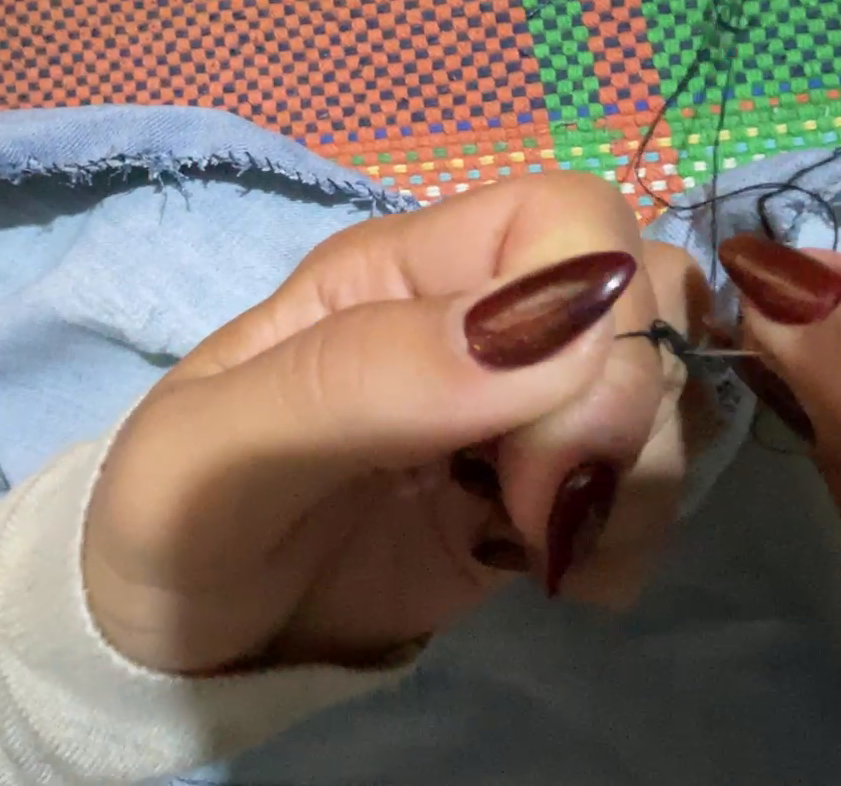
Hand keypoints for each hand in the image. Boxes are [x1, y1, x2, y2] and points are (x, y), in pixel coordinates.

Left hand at [85, 174, 715, 673]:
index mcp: (396, 270)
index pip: (563, 214)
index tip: (532, 442)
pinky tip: (566, 572)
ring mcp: (520, 396)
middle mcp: (476, 313)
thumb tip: (552, 336)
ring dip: (638, 475)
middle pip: (639, 290)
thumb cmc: (179, 518)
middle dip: (619, 412)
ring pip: (661, 374)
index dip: (588, 309)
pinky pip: (655, 464)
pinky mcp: (544, 479)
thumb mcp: (218, 447)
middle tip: (533, 510)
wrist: (187, 626)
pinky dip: (637, 526)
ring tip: (543, 548)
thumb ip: (362, 376)